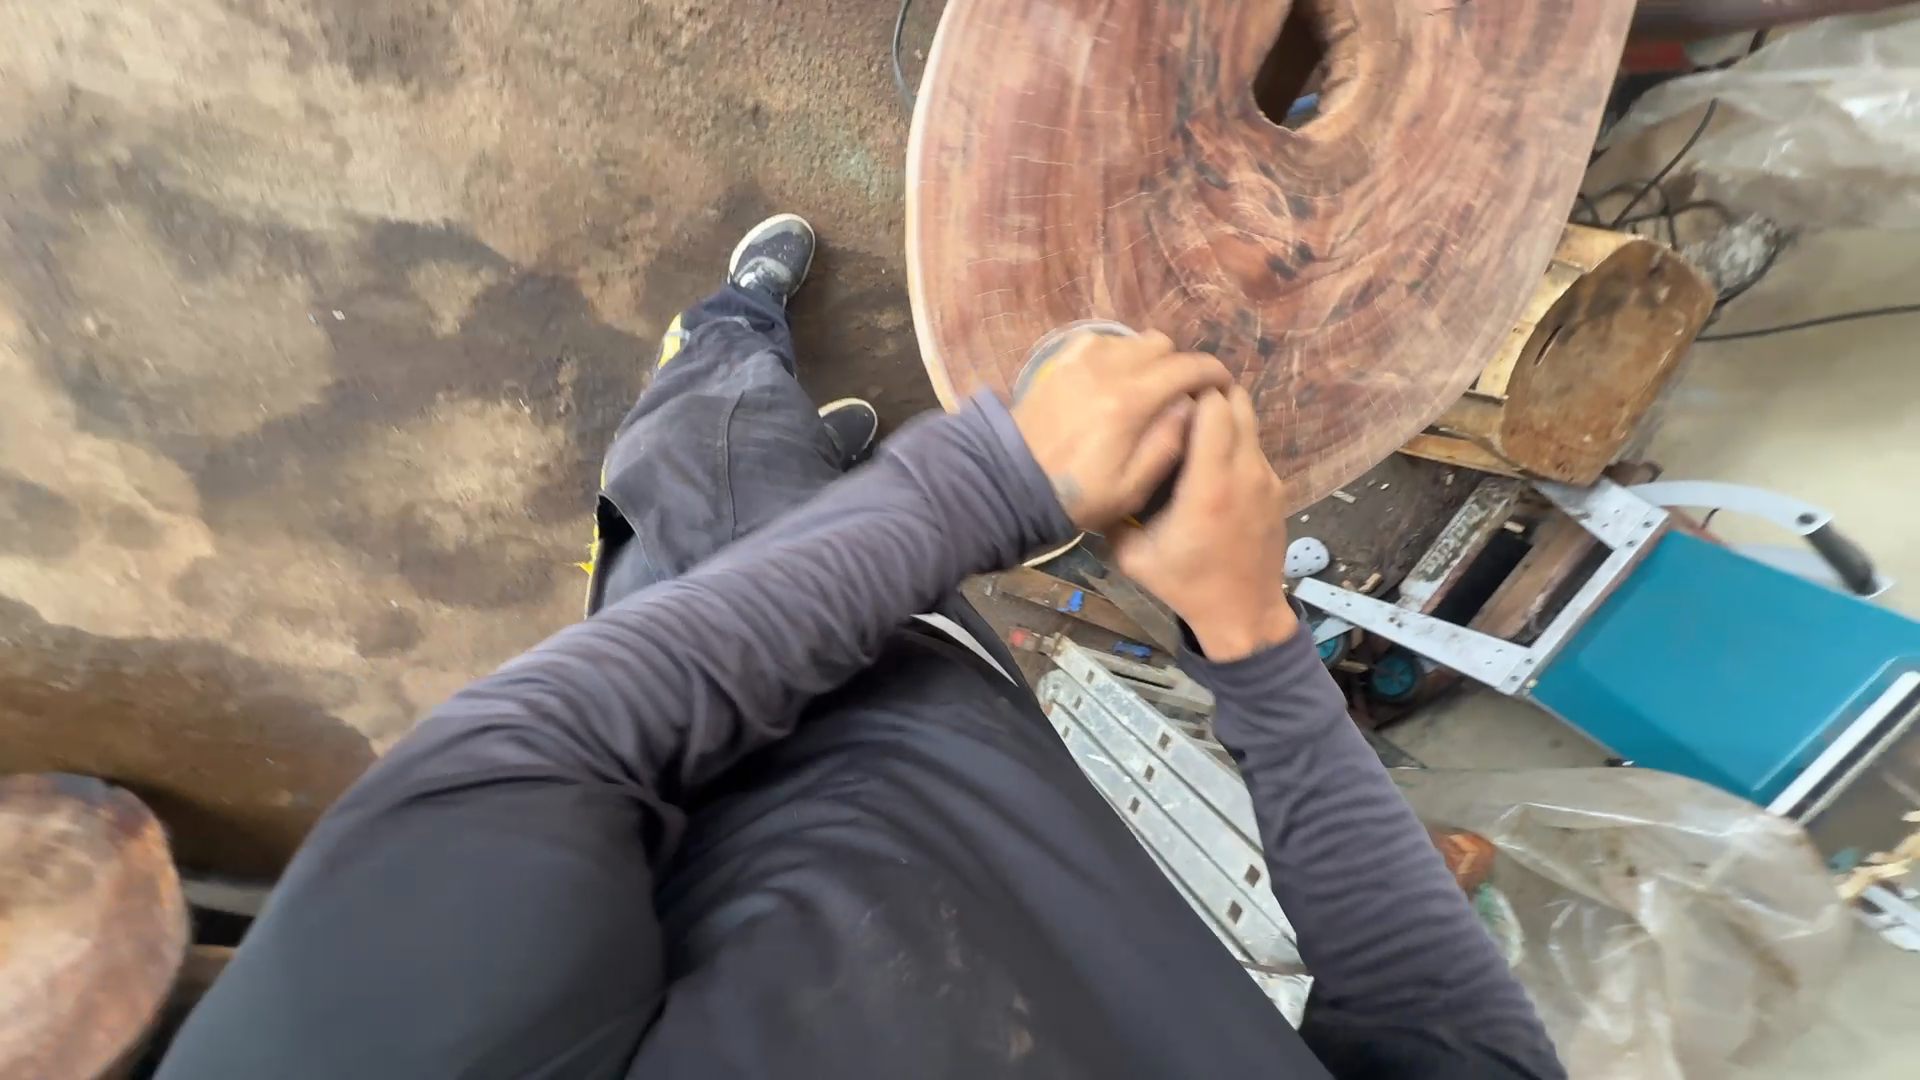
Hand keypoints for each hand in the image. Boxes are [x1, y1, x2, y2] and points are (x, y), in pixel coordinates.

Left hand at [1011, 330, 1231, 530]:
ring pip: (1132, 340)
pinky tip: (1112, 379)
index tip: (1220, 385)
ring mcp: (1080, 360)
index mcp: (1131, 402)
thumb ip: (1167, 444)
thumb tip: (1190, 406)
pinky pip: (1100, 341)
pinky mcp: (1059, 361)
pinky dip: (1116, 353)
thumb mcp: (1130, 488)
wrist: (1011, 483)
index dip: (1212, 372)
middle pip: (1162, 345)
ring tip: (1146, 387)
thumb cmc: (1076, 495)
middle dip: (1179, 365)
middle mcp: (1108, 369)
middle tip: (1179, 393)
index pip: (1188, 366)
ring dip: (1147, 358)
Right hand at [1110, 386, 1298, 660]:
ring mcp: (1267, 479)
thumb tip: (1100, 482)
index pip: (1213, 409)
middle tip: (1175, 398)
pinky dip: (1233, 437)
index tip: (1164, 395)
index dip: (1191, 392)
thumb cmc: (1185, 585)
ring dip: (1223, 412)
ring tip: (1190, 421)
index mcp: (1209, 486)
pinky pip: (1253, 445)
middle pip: (1237, 403)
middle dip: (1208, 391)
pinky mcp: (1276, 488)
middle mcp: (1245, 473)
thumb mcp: (1134, 557)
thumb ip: (1116, 515)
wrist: (1243, 613)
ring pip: (1250, 420)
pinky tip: (1208, 456)